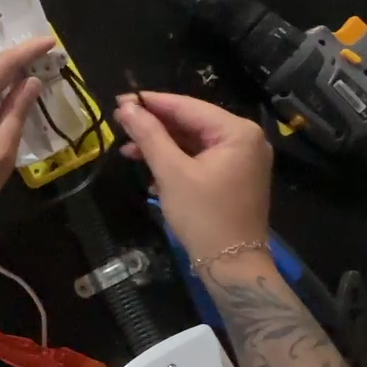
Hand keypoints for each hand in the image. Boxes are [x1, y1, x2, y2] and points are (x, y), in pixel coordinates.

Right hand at [112, 91, 272, 256]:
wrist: (232, 266)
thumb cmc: (204, 216)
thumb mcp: (172, 173)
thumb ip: (149, 136)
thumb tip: (126, 108)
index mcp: (238, 132)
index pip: (188, 107)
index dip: (152, 103)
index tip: (120, 100)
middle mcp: (246, 140)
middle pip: (192, 123)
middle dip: (155, 126)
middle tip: (120, 122)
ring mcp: (242, 161)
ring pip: (194, 143)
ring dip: (162, 146)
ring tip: (127, 150)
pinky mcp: (235, 179)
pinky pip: (201, 161)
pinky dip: (176, 162)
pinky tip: (150, 169)